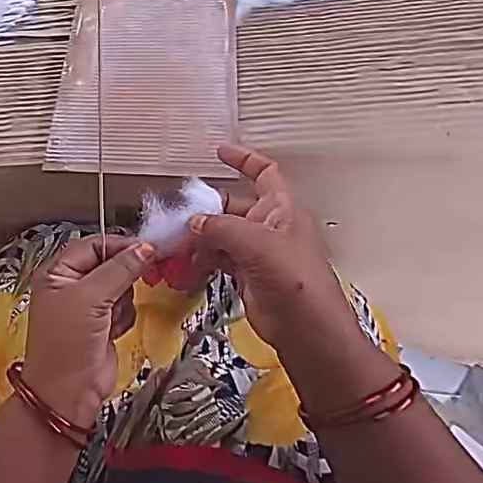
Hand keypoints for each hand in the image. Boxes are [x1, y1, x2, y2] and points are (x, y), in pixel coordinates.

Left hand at [20, 235, 155, 429]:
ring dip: (123, 300)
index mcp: (58, 273)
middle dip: (122, 277)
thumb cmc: (66, 344)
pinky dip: (125, 317)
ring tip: (111, 317)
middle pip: (110, 264)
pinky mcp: (104, 323)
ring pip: (122, 285)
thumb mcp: (90, 298)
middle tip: (127, 286)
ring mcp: (88, 306)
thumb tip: (144, 248)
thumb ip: (119, 269)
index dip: (118, 245)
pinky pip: (126, 306)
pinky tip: (114, 331)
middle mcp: (71, 285)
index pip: (93, 245)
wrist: (69, 393)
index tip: (145, 249)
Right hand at [186, 145, 366, 361]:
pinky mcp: (246, 275)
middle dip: (206, 208)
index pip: (264, 173)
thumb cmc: (295, 281)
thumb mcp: (257, 243)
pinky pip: (218, 258)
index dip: (244, 159)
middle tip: (179, 215)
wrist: (306, 330)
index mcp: (282, 209)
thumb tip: (194, 221)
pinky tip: (185, 264)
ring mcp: (257, 252)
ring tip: (175, 243)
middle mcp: (269, 226)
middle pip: (232, 206)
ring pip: (220, 234)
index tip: (219, 152)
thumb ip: (221, 227)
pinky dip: (201, 259)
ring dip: (198, 237)